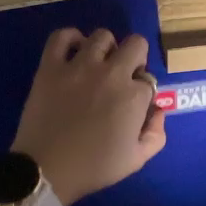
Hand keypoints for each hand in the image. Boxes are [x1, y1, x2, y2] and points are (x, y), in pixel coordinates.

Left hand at [11, 28, 166, 205]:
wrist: (47, 170)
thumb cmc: (94, 167)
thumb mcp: (137, 159)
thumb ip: (156, 133)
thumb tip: (158, 110)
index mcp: (134, 96)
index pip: (149, 80)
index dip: (143, 92)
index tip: (134, 104)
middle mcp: (111, 73)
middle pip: (135, 44)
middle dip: (135, 58)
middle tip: (123, 77)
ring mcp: (79, 66)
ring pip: (102, 36)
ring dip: (106, 48)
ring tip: (98, 65)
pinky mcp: (51, 66)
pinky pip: (62, 36)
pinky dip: (70, 38)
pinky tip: (73, 52)